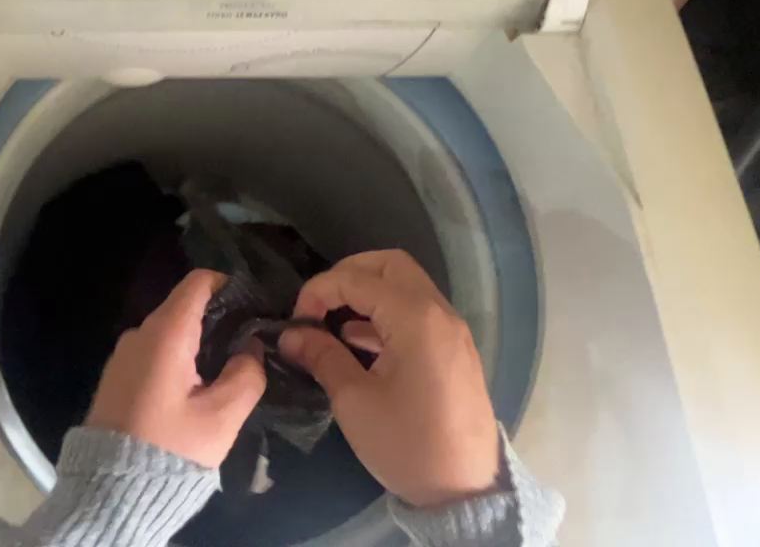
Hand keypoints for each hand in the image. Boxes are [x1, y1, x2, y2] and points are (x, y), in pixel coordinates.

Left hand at [86, 269, 267, 468]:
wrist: (109, 493)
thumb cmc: (170, 449)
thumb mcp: (221, 418)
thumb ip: (246, 375)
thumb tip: (251, 347)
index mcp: (165, 333)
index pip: (198, 282)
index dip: (228, 286)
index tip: (252, 309)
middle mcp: (140, 332)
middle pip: (184, 306)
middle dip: (217, 319)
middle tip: (247, 347)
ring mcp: (124, 353)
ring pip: (169, 331)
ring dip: (198, 343)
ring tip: (224, 372)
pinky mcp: (116, 376)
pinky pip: (153, 352)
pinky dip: (177, 358)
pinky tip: (194, 390)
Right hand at [278, 250, 501, 507]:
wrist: (468, 494)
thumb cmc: (409, 444)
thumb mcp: (355, 401)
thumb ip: (322, 356)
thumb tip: (291, 335)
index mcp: (415, 317)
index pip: (356, 279)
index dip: (319, 291)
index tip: (296, 321)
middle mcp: (438, 311)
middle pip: (388, 264)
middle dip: (348, 275)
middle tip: (320, 304)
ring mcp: (450, 329)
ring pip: (405, 284)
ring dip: (368, 292)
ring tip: (334, 323)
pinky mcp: (454, 349)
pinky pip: (416, 309)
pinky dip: (386, 312)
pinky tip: (359, 341)